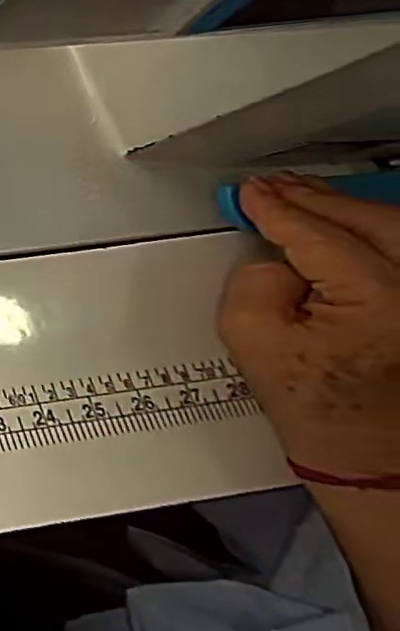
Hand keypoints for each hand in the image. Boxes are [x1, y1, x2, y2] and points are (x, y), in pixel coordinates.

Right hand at [218, 174, 399, 477]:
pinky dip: (377, 230)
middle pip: (380, 225)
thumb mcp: (250, 339)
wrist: (370, 445)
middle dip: (322, 200)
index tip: (248, 191)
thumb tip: (274, 261)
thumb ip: (255, 286)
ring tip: (306, 195)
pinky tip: (347, 220)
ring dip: (352, 209)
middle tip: (276, 185)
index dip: (280, 211)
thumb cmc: (309, 396)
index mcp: (381, 301)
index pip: (322, 239)